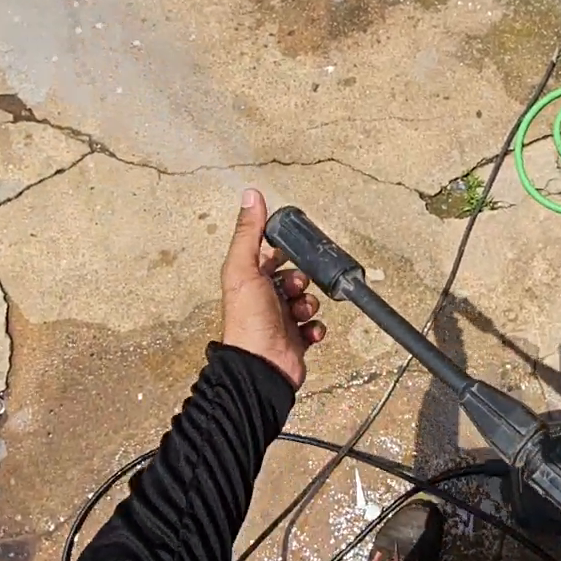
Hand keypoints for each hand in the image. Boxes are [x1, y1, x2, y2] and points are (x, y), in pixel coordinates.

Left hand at [222, 189, 324, 388]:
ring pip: (307, 301)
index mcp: (250, 282)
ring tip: (301, 313)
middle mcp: (265, 300)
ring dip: (310, 305)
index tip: (294, 254)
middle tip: (295, 289)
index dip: (285, 255)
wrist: (262, 365)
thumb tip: (250, 195)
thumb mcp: (244, 268)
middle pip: (295, 279)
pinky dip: (316, 328)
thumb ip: (249, 232)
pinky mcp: (297, 340)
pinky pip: (315, 327)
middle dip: (302, 282)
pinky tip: (309, 332)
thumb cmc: (249, 320)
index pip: (271, 258)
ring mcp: (282, 321)